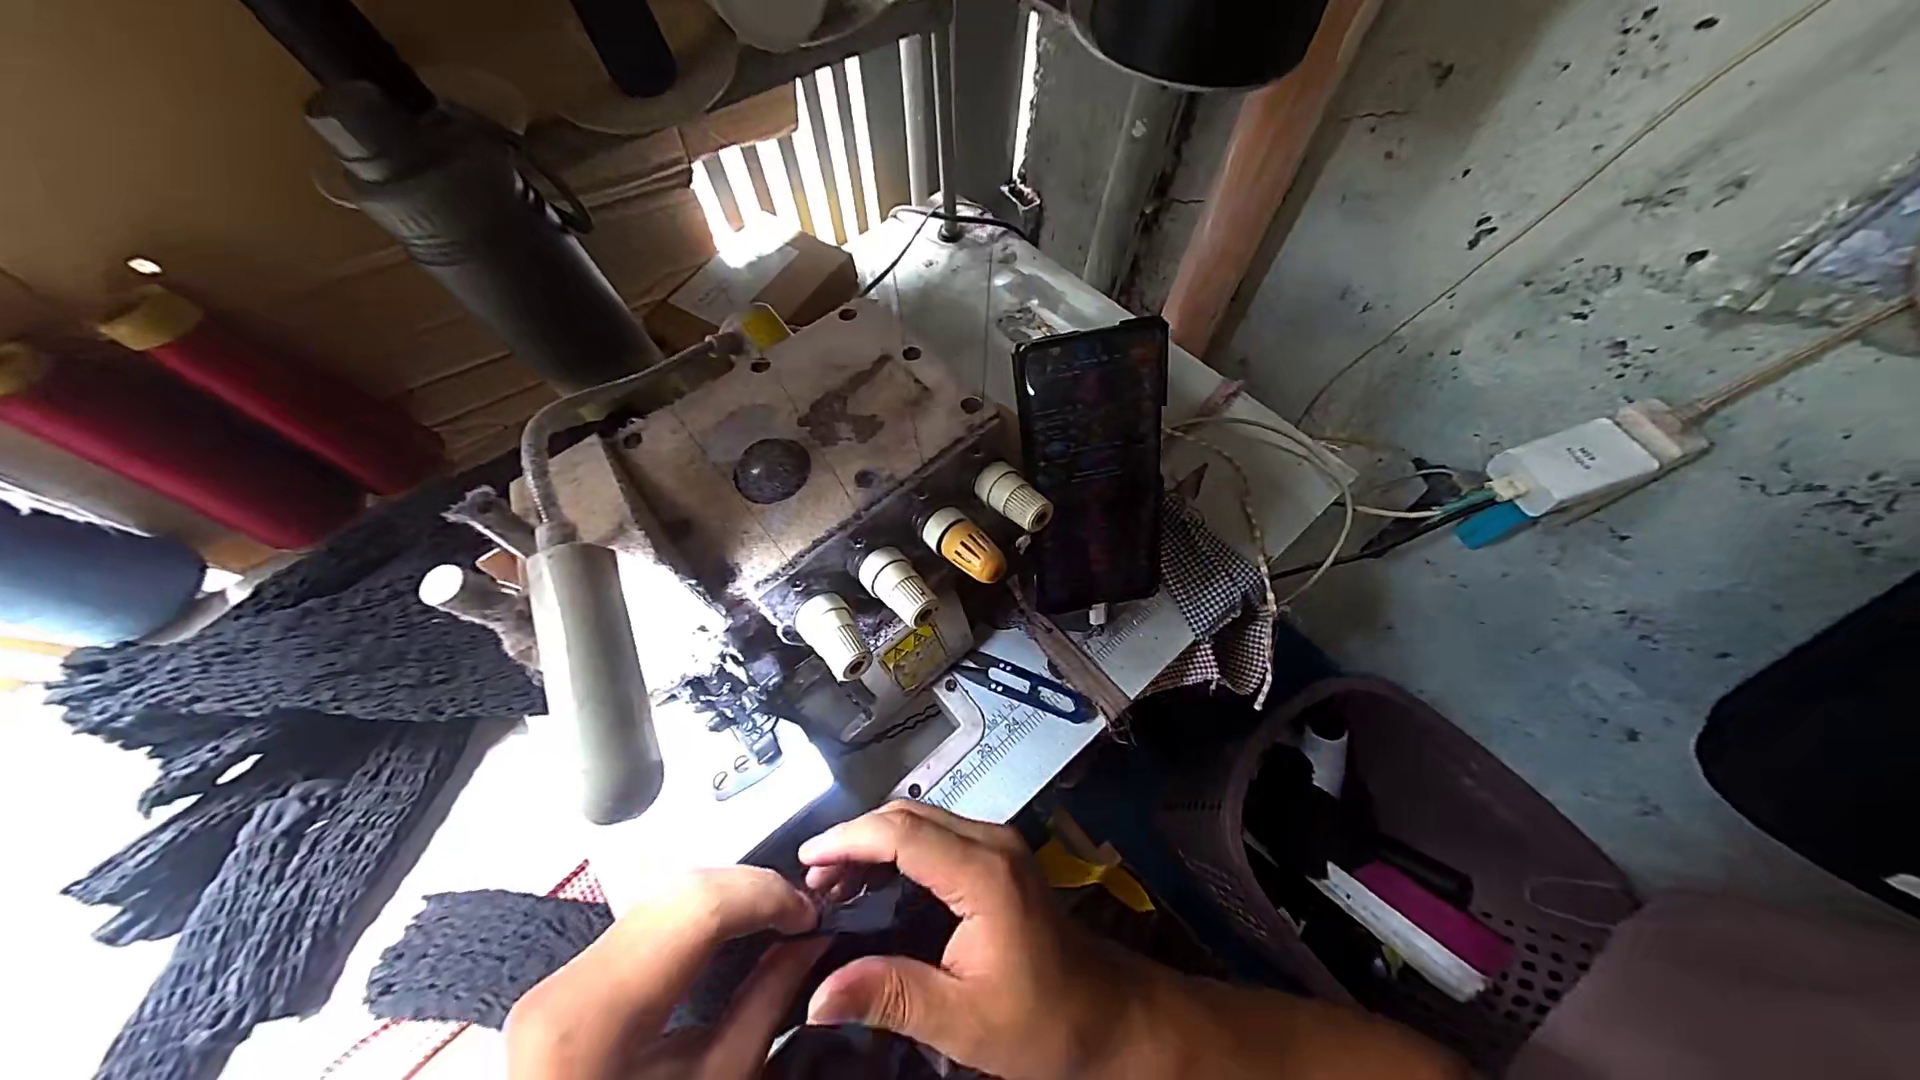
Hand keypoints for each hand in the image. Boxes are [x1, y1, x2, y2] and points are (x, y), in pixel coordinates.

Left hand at [506, 867, 829, 1079]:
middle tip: (797, 915)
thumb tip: (808, 943)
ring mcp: (559, 978)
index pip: (699, 907)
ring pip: (665, 892)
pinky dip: (700, 911)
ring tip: (772, 919)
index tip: (808, 914)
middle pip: (682, 889)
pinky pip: (647, 916)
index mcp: (594, 1016)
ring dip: (730, 895)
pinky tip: (730, 928)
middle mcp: (566, 982)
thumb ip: (766, 1005)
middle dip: (753, 890)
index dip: (766, 896)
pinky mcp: (567, 980)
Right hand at [798, 801, 1159, 1079]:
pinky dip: (898, 846)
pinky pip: (937, 832)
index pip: (904, 833)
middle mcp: (992, 841)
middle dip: (856, 837)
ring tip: (835, 879)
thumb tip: (818, 997)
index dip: (850, 839)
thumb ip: (891, 996)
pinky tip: (876, 876)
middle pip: (909, 814)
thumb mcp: (962, 1020)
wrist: (1105, 1012)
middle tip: (814, 876)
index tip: (807, 859)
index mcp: (984, 873)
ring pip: (922, 817)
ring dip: (875, 838)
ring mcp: (997, 842)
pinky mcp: (996, 853)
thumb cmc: (1043, 1018)